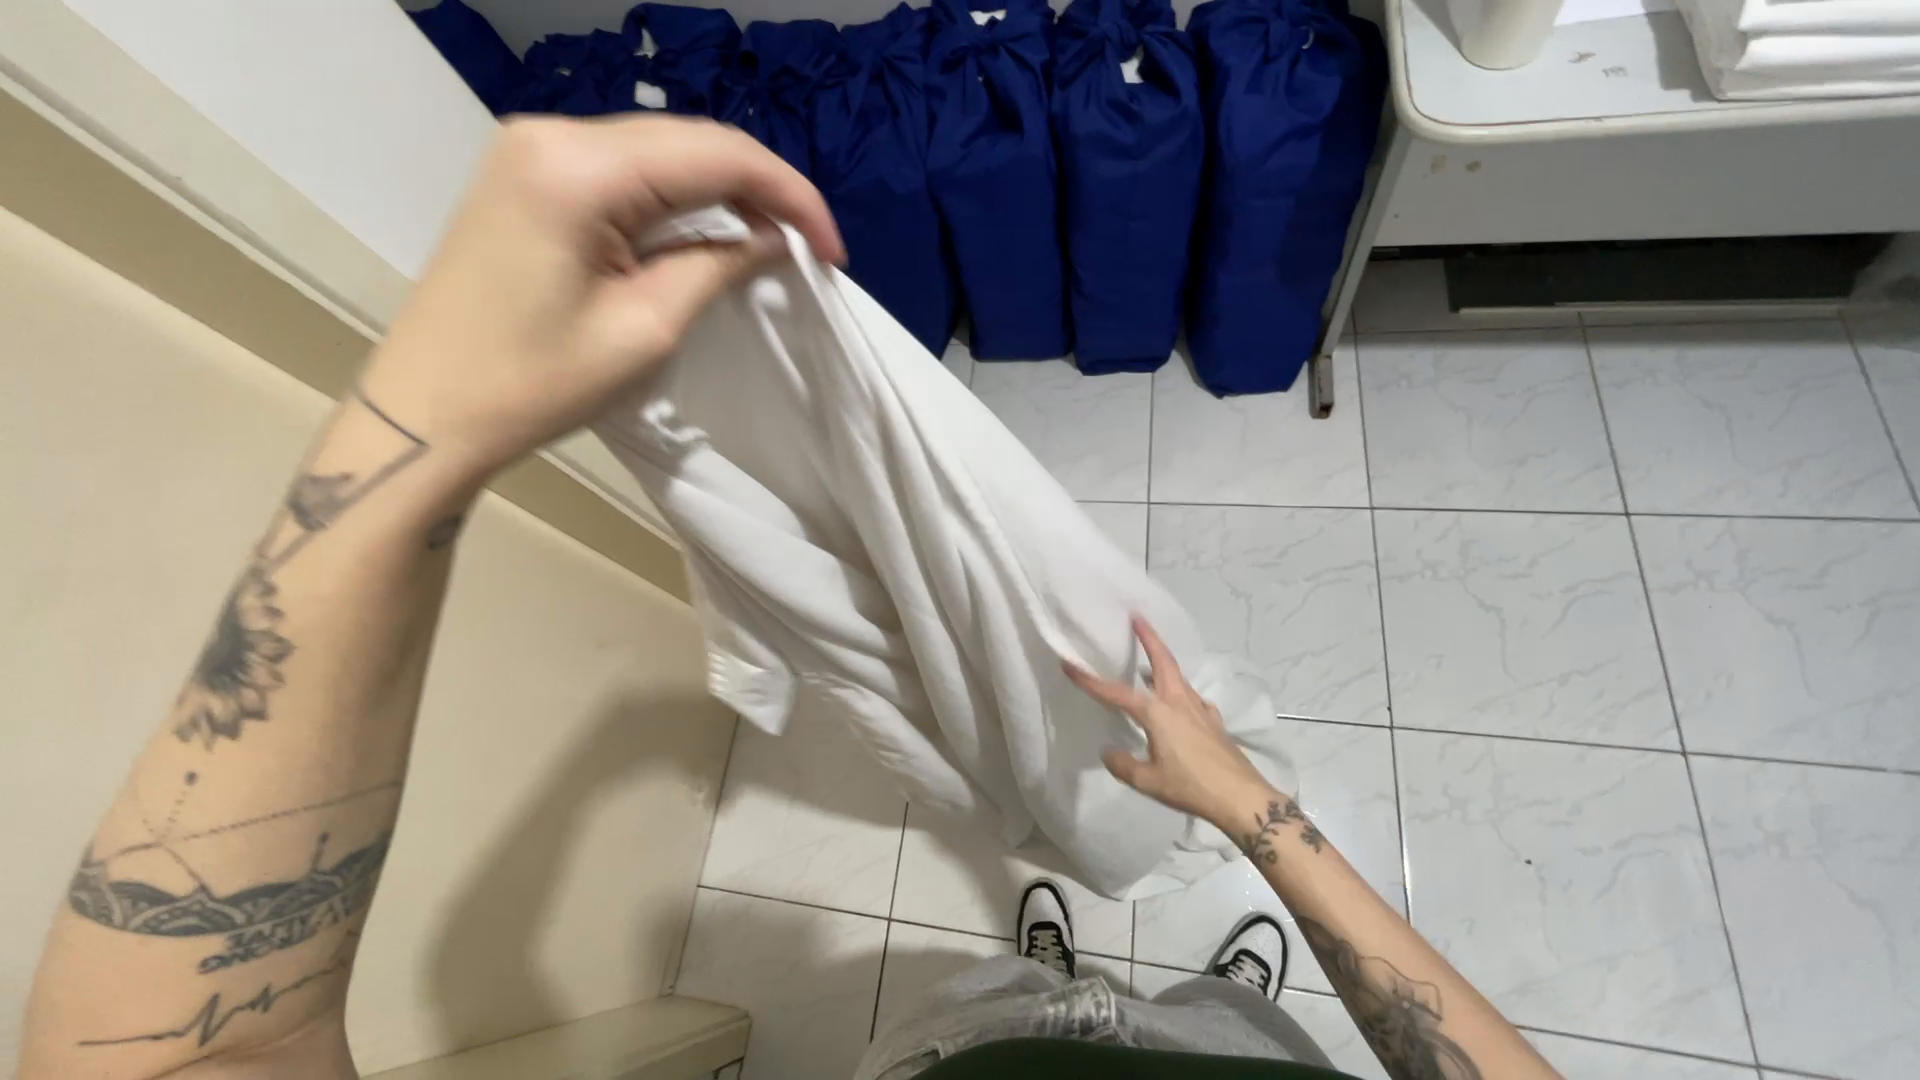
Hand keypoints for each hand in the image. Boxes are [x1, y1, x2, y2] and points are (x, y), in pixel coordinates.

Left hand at [363, 114, 843, 480]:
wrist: (429, 410)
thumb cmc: (536, 382)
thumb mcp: (646, 328)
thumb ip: (716, 265)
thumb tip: (770, 239)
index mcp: (579, 168)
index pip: (717, 154)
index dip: (790, 196)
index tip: (833, 252)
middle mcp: (554, 134)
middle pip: (691, 141)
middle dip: (762, 189)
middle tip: (810, 248)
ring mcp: (535, 150)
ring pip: (662, 152)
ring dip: (725, 191)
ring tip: (772, 242)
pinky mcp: (531, 176)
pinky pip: (628, 171)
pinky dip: (680, 199)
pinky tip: (711, 230)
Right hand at [1065, 616, 1283, 829]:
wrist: (1240, 797)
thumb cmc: (1191, 786)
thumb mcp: (1148, 781)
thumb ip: (1123, 764)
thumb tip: (1108, 751)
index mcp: (1158, 713)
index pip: (1117, 693)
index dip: (1091, 681)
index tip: (1070, 666)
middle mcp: (1179, 702)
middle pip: (1163, 660)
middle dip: (1149, 637)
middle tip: (1137, 617)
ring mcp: (1200, 709)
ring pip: (1178, 675)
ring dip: (1163, 660)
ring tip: (1150, 658)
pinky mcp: (1213, 721)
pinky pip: (1192, 695)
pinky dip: (1180, 689)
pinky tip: (1178, 701)